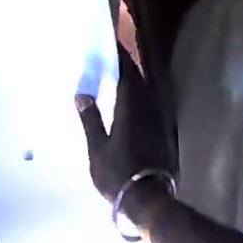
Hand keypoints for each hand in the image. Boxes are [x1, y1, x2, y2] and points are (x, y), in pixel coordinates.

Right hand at [76, 48, 171, 227]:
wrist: (149, 200)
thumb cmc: (119, 174)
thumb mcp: (97, 149)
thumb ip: (91, 119)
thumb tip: (82, 93)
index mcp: (130, 107)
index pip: (127, 72)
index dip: (120, 56)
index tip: (110, 42)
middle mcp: (147, 107)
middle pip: (138, 78)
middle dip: (126, 64)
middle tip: (109, 55)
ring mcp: (156, 119)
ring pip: (145, 91)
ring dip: (132, 79)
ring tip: (115, 73)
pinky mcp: (160, 131)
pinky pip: (147, 103)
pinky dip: (137, 95)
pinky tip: (126, 100)